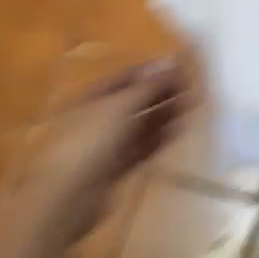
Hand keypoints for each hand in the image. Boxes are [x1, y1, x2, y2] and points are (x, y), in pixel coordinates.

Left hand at [0, 58, 190, 257]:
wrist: (67, 198)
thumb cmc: (90, 141)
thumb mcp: (121, 105)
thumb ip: (149, 84)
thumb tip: (171, 60)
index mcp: (91, 97)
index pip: (126, 77)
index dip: (152, 71)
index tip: (179, 67)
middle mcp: (97, 118)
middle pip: (134, 101)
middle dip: (161, 93)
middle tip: (191, 86)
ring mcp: (105, 145)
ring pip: (139, 125)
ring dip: (163, 114)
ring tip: (191, 105)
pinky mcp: (114, 169)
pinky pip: (140, 147)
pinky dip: (158, 138)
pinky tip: (178, 130)